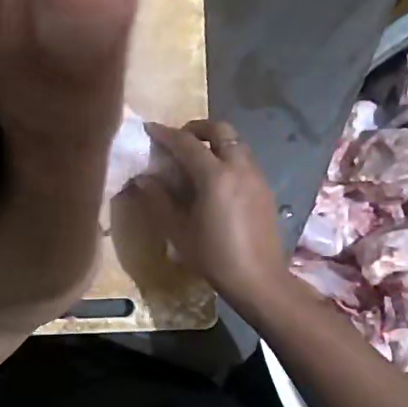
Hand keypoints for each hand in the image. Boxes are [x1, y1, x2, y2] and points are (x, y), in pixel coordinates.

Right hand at [128, 119, 290, 307]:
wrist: (257, 278)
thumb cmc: (211, 255)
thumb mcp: (177, 228)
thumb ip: (158, 198)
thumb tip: (143, 178)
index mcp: (215, 176)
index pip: (187, 143)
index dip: (165, 134)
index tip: (149, 129)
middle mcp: (239, 167)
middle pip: (220, 130)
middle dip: (197, 128)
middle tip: (177, 139)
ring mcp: (256, 176)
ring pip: (235, 143)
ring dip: (213, 142)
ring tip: (193, 159)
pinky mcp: (264, 188)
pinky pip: (243, 160)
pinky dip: (225, 157)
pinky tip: (212, 179)